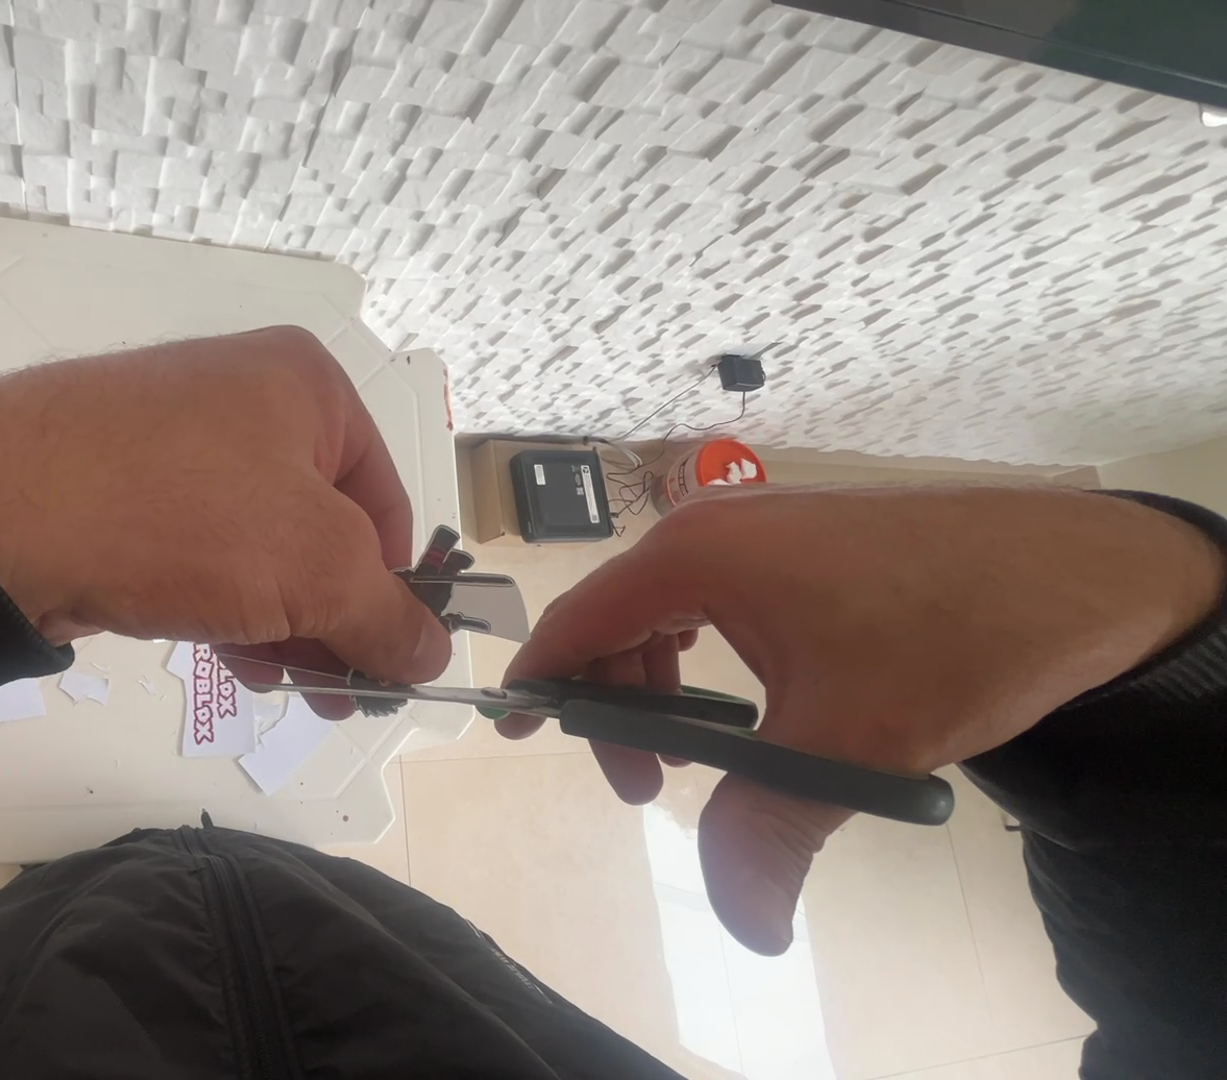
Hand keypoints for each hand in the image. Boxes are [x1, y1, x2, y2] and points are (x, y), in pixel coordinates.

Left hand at [0, 326, 452, 698]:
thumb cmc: (189, 514)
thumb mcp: (315, 566)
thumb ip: (386, 615)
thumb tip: (432, 653)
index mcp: (306, 388)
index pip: (384, 499)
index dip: (395, 585)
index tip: (392, 657)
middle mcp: (247, 404)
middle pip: (323, 531)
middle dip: (338, 619)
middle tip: (348, 694)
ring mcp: (183, 449)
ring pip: (265, 553)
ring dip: (289, 627)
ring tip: (304, 693)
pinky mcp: (134, 494)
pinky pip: (209, 558)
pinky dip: (235, 611)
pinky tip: (248, 664)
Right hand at [502, 485, 1221, 954]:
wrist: (1098, 571)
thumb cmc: (956, 636)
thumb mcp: (857, 738)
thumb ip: (773, 827)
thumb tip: (741, 927)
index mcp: (691, 558)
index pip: (577, 619)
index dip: (537, 677)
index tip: (510, 728)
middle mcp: (698, 532)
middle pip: (610, 623)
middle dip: (613, 709)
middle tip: (650, 788)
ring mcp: (738, 529)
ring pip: (651, 613)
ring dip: (652, 687)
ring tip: (694, 755)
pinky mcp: (774, 541)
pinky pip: (694, 600)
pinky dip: (687, 655)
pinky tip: (727, 700)